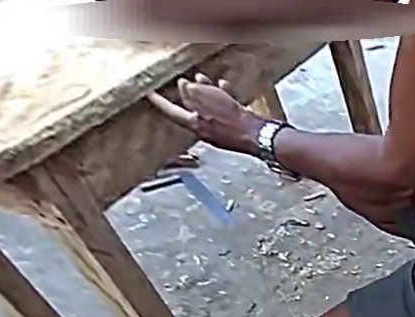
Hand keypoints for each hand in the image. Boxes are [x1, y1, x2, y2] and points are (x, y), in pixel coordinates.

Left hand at [145, 74, 267, 154]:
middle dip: (190, 94)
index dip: (158, 100)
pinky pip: (228, 114)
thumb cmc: (236, 121)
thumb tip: (185, 86)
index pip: (171, 111)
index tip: (147, 92)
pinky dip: (226, 101)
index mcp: (197, 127)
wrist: (267, 138)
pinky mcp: (242, 133)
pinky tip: (227, 89)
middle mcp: (209, 133)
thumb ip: (190, 91)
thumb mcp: (206, 99)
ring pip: (212, 110)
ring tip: (209, 80)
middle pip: (193, 109)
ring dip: (209, 94)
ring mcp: (227, 134)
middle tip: (186, 79)